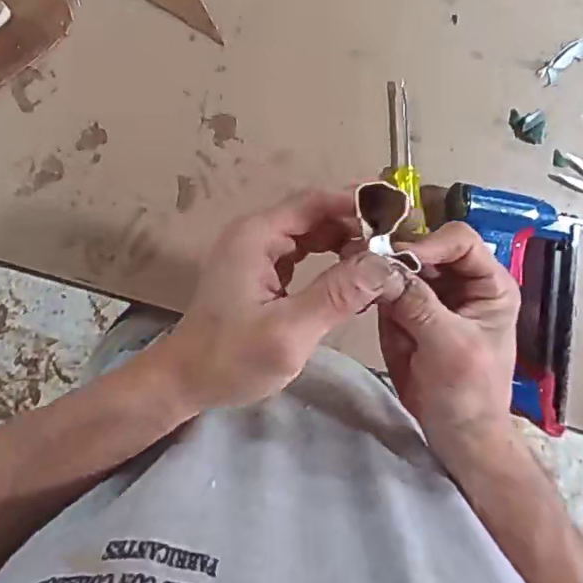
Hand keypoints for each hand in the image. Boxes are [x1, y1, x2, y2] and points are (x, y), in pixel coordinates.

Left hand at [149, 190, 407, 411]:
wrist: (184, 380)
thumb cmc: (230, 359)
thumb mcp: (289, 331)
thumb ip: (337, 295)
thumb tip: (385, 265)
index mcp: (256, 236)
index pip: (314, 202)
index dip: (356, 203)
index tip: (396, 215)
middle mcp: (254, 233)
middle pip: (314, 213)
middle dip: (356, 222)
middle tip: (398, 237)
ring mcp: (254, 250)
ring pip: (309, 231)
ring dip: (344, 239)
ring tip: (383, 255)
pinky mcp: (258, 269)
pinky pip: (300, 250)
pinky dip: (328, 256)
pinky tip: (353, 272)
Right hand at [377, 222, 520, 447]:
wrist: (455, 435)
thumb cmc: (470, 394)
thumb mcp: (450, 347)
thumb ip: (420, 305)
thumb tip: (386, 268)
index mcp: (489, 284)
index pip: (460, 241)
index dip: (430, 244)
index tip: (400, 259)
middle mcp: (460, 280)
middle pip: (425, 246)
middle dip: (396, 252)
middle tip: (364, 257)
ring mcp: (431, 293)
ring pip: (401, 262)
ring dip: (379, 265)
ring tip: (354, 267)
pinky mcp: (406, 308)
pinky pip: (385, 285)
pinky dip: (371, 284)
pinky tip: (356, 287)